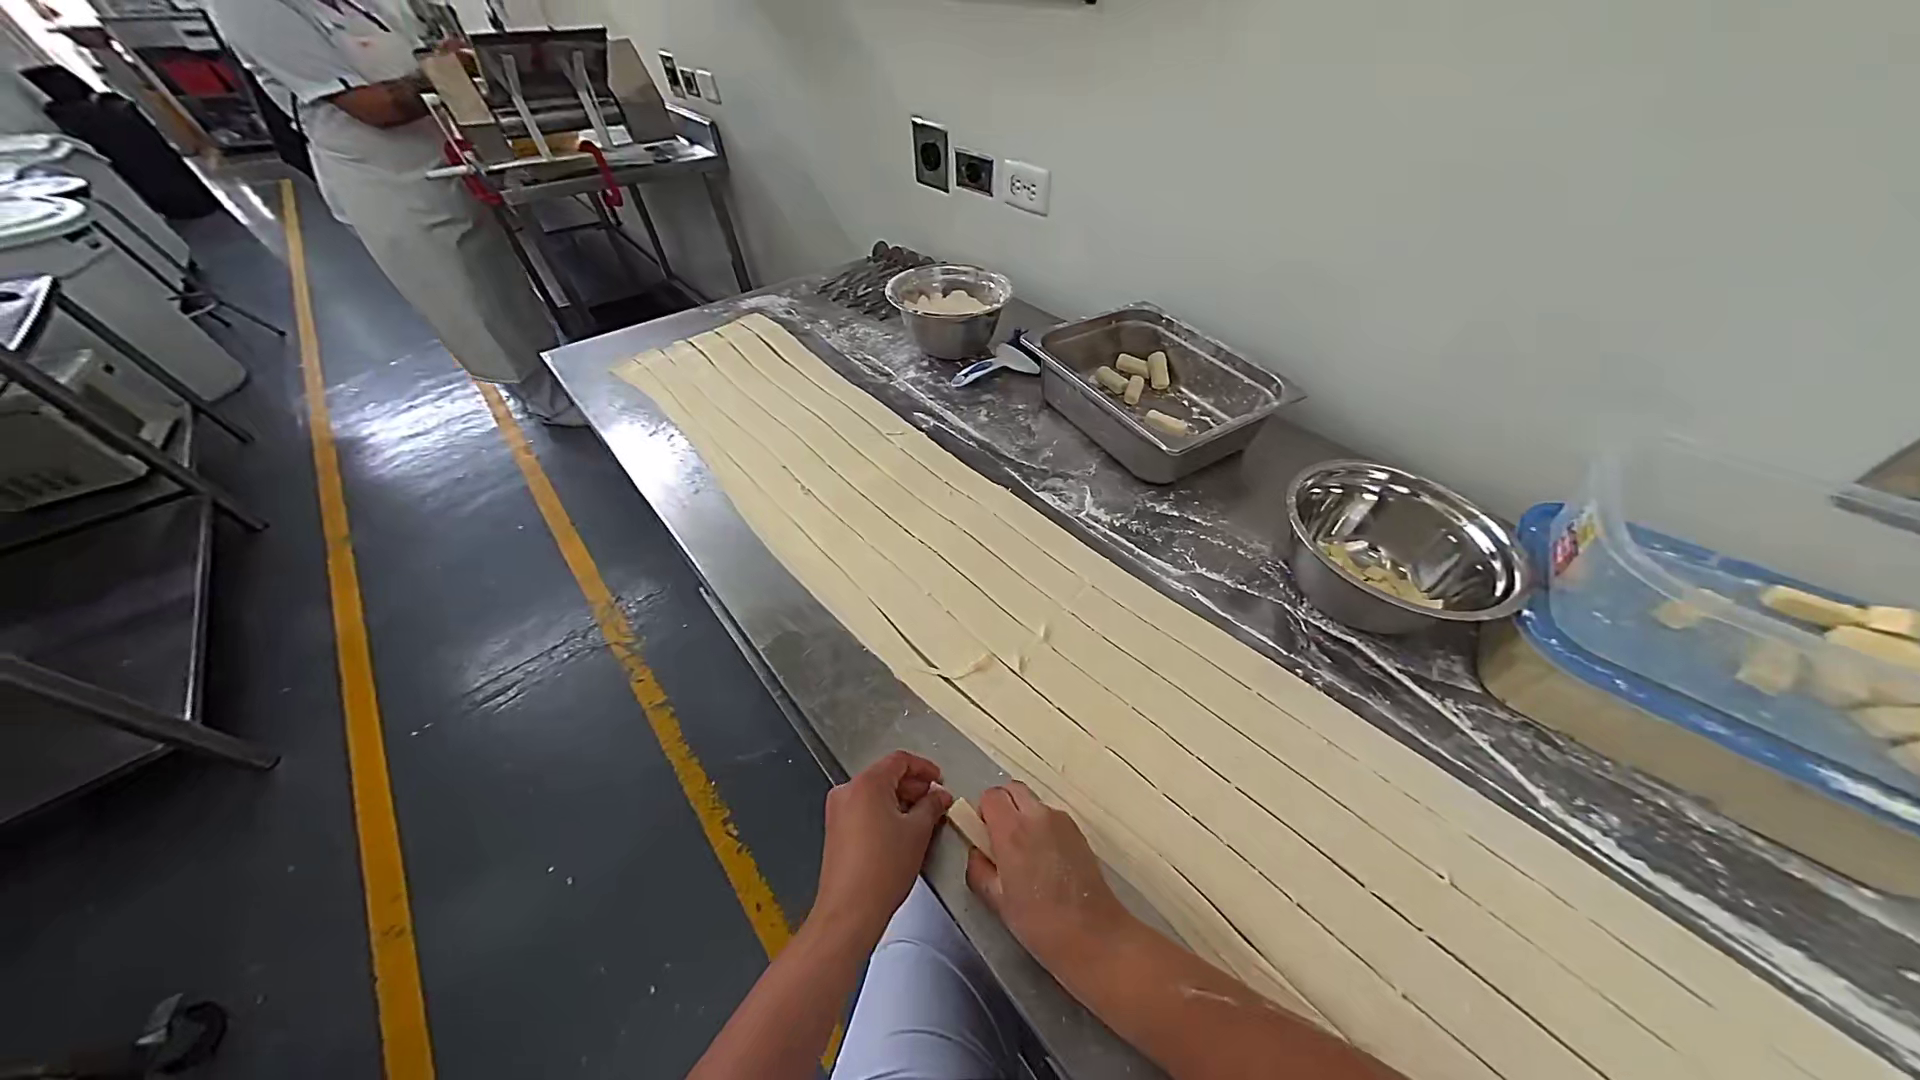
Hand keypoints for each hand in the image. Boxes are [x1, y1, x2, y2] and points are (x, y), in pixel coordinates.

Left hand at [811, 751, 952, 942]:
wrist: (850, 910)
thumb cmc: (880, 872)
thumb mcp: (918, 831)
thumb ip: (932, 805)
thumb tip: (939, 796)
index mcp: (867, 783)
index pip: (900, 760)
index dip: (924, 767)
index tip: (938, 778)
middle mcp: (848, 791)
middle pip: (886, 775)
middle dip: (914, 786)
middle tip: (935, 800)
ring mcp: (838, 811)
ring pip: (875, 793)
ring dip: (900, 800)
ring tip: (922, 818)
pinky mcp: (836, 830)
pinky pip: (864, 809)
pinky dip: (884, 813)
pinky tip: (902, 832)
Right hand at [967, 781, 1136, 968]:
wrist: (1093, 934)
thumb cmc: (1039, 922)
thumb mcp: (997, 901)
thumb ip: (978, 869)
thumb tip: (978, 852)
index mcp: (1011, 830)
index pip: (990, 795)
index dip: (983, 811)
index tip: (985, 835)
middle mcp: (1036, 816)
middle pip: (1012, 789)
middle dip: (1002, 806)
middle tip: (1001, 839)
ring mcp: (1061, 820)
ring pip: (1033, 802)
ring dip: (1023, 815)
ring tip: (1027, 853)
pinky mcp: (1077, 830)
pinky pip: (1050, 816)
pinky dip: (1042, 826)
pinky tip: (1047, 860)